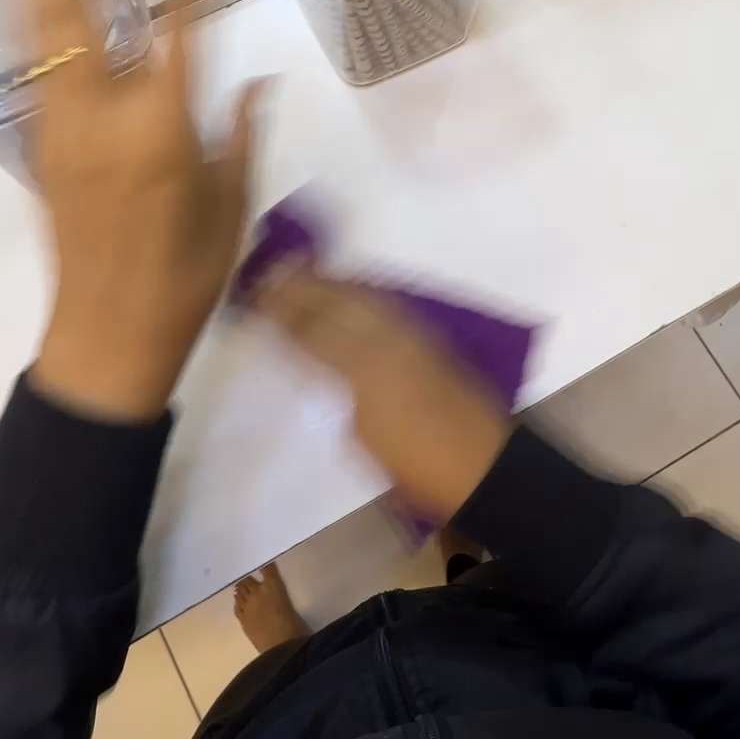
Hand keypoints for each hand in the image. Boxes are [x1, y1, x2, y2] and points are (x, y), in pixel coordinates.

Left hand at [10, 0, 258, 420]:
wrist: (108, 337)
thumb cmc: (186, 280)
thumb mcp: (232, 207)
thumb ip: (242, 133)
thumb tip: (256, 79)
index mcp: (163, 133)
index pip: (182, 22)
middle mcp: (100, 115)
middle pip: (76, 0)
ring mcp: (56, 126)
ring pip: (34, 19)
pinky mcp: (35, 142)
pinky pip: (29, 59)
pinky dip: (24, 1)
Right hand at [255, 264, 512, 517]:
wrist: (483, 466)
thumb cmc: (416, 467)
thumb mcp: (362, 437)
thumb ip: (341, 390)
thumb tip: (325, 363)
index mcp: (364, 371)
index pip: (312, 334)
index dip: (282, 316)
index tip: (255, 300)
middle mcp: (387, 343)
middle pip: (336, 305)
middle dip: (301, 288)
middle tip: (270, 273)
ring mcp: (413, 337)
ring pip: (363, 297)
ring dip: (330, 283)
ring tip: (302, 271)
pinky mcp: (431, 339)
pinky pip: (389, 304)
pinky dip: (363, 291)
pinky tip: (351, 289)